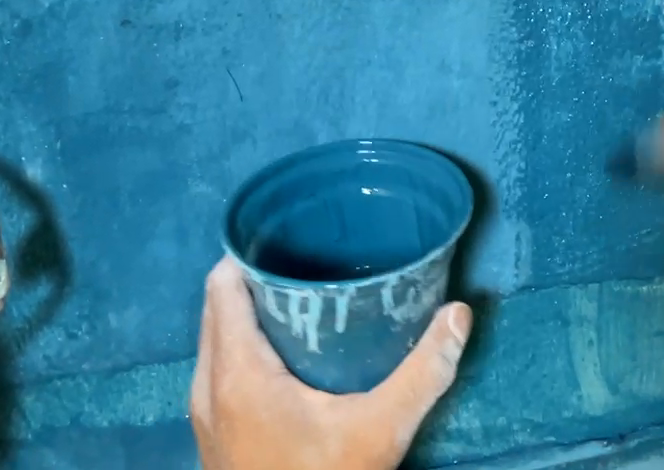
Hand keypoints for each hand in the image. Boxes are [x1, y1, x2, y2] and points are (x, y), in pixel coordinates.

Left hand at [191, 258, 472, 469]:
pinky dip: (244, 338)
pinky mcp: (213, 428)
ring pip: (216, 333)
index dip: (249, 250)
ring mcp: (204, 409)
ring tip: (303, 290)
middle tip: (308, 255)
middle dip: (256, 272)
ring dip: (249, 306)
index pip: (222, 284)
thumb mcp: (379, 433)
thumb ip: (422, 373)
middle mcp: (208, 382)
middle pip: (218, 303)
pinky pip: (220, 360)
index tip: (290, 230)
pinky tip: (290, 345)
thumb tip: (459, 314)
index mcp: (236, 371)